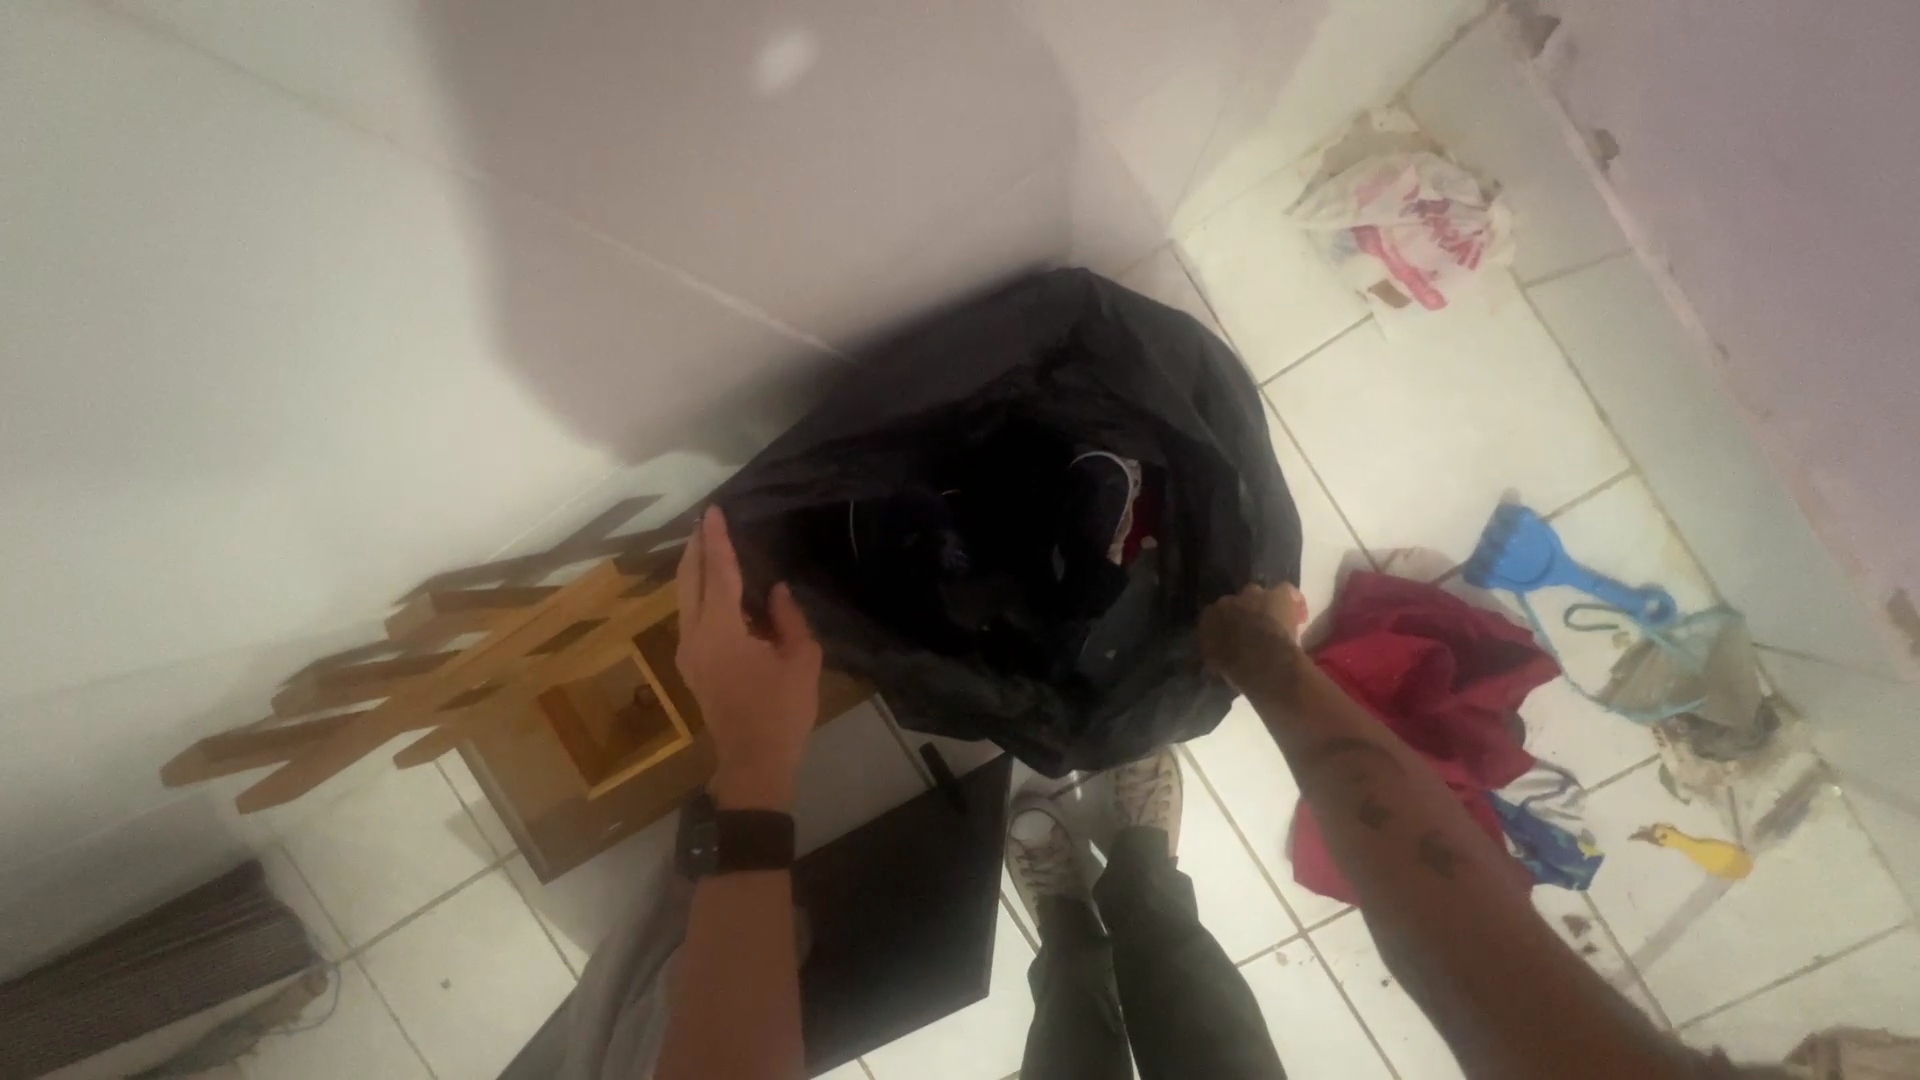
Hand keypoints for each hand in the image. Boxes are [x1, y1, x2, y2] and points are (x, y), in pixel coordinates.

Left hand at [675, 506, 822, 810]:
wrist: (754, 761)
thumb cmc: (783, 711)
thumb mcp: (802, 659)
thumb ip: (789, 618)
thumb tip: (775, 590)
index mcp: (722, 632)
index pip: (718, 574)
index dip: (717, 541)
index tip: (714, 511)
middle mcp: (695, 636)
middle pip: (688, 580)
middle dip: (696, 548)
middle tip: (707, 520)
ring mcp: (688, 651)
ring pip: (684, 597)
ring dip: (695, 568)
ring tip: (710, 544)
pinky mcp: (691, 663)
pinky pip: (691, 614)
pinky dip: (700, 590)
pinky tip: (716, 584)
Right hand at [1199, 583, 1307, 698]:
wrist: (1262, 661)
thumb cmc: (1236, 669)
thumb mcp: (1217, 665)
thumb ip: (1217, 654)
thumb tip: (1222, 656)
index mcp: (1208, 617)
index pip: (1214, 617)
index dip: (1226, 627)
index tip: (1233, 641)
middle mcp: (1227, 601)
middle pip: (1235, 603)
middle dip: (1243, 613)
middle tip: (1253, 631)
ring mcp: (1253, 596)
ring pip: (1259, 595)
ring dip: (1264, 605)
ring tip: (1275, 622)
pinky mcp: (1278, 595)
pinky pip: (1285, 591)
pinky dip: (1292, 601)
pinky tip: (1298, 615)